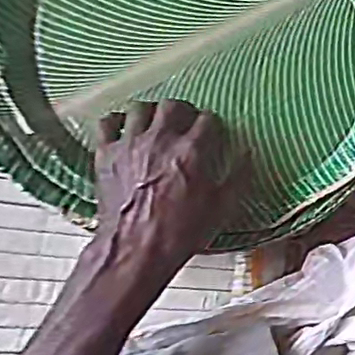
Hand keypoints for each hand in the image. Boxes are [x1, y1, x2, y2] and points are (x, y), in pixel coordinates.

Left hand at [93, 99, 239, 266]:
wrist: (136, 249)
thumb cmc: (180, 232)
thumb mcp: (220, 208)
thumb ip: (237, 176)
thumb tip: (248, 155)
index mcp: (192, 151)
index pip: (207, 119)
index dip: (213, 125)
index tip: (213, 133)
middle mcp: (160, 139)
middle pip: (173, 105)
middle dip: (183, 112)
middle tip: (186, 123)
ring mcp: (129, 144)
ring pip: (140, 107)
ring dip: (151, 112)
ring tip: (156, 123)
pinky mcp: (105, 154)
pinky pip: (107, 122)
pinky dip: (117, 121)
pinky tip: (124, 128)